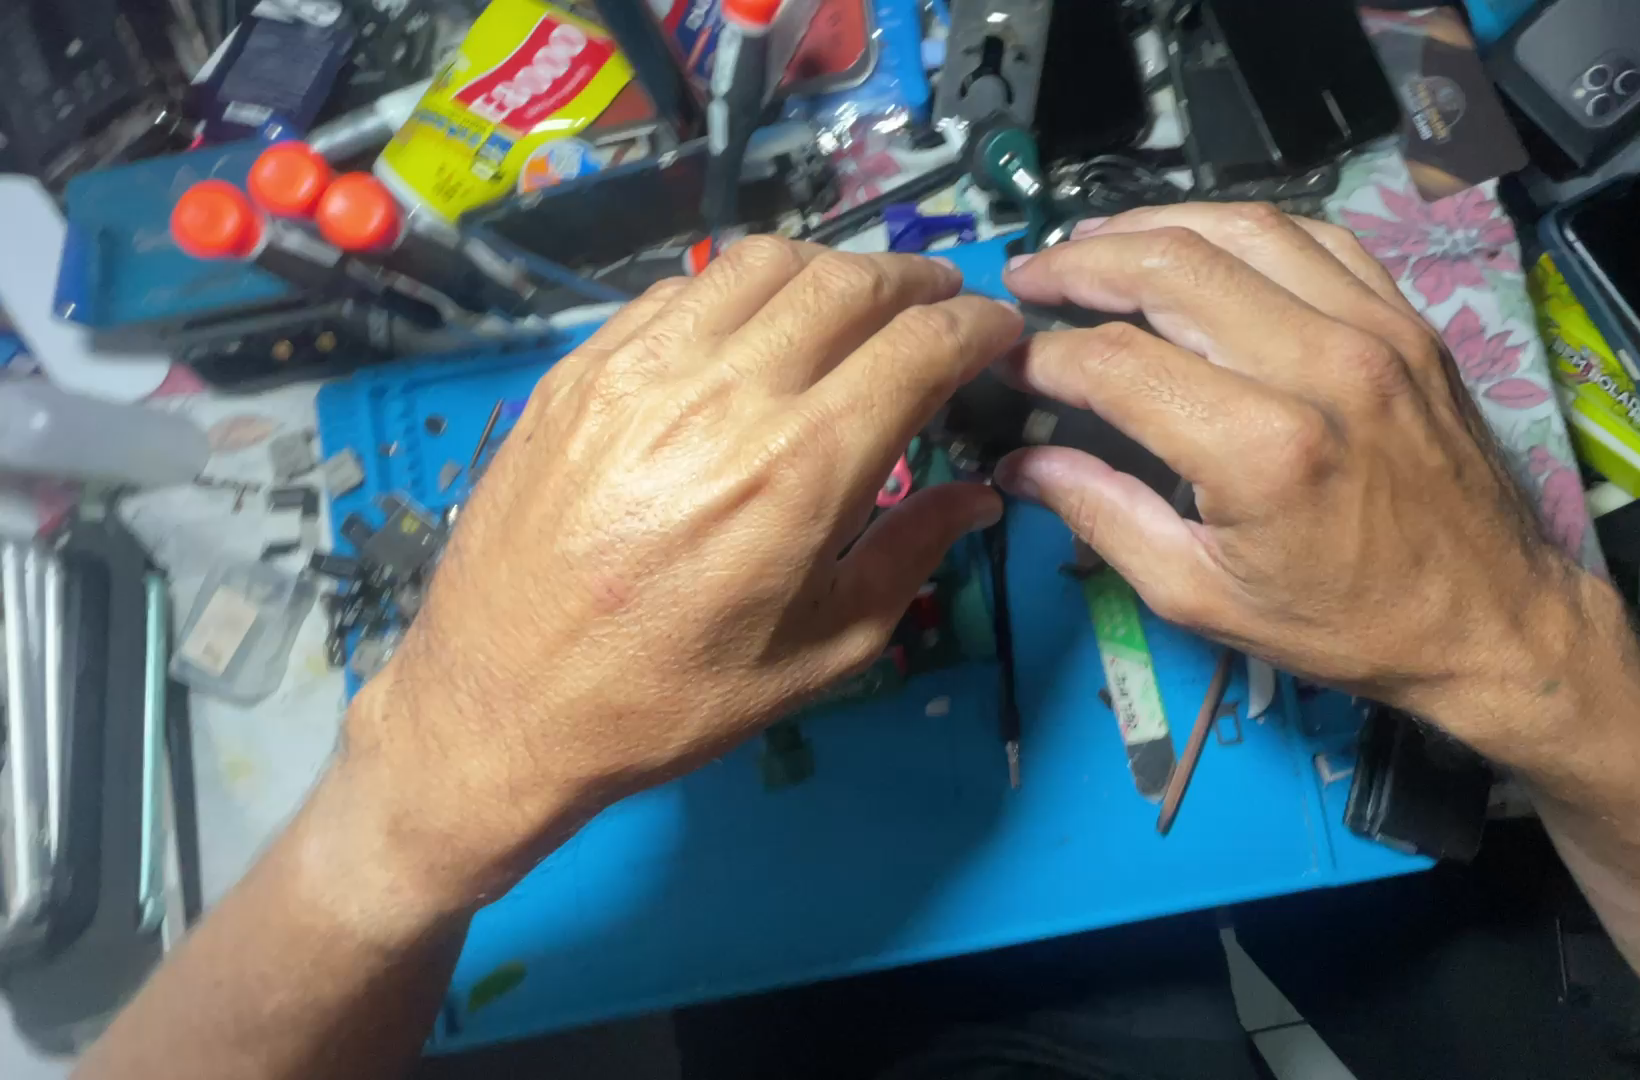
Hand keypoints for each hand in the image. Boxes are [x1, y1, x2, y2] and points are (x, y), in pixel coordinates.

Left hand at [341, 238, 1021, 900]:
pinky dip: (748, 286)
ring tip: (862, 302)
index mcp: (802, 472)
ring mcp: (642, 372)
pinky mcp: (581, 370)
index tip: (1000, 331)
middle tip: (946, 306)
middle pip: (848, 284)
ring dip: (836, 269)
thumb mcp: (826, 650)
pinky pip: (684, 289)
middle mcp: (727, 398)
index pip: (918, 349)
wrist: (501, 709)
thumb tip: (978, 495)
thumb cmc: (679, 696)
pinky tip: (761, 324)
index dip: (977, 328)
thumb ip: (912, 553)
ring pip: (765, 264)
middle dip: (919, 283)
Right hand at [996, 204, 1601, 751]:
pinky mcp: (1405, 318)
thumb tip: (1018, 466)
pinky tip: (1193, 244)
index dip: (1045, 357)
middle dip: (1079, 264)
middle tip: (1027, 278)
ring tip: (1089, 243)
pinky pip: (1309, 236)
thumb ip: (1101, 515)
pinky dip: (1235, 227)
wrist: (1489, 618)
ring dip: (1149, 226)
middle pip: (1171, 269)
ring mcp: (1374, 326)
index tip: (1007, 364)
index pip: (1117, 364)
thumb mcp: (1197, 593)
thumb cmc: (1335, 622)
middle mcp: (1318, 363)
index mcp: (1259, 448)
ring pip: (1238, 230)